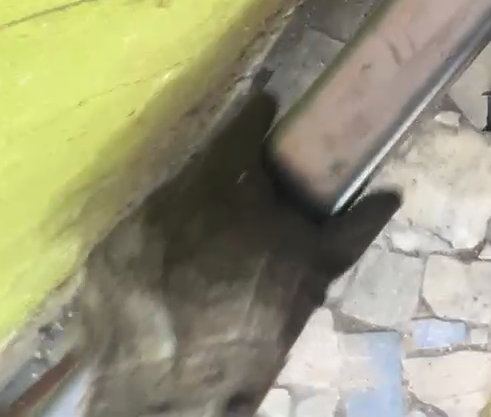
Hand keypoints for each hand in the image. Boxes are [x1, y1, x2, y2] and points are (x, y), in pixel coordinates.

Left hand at [76, 93, 397, 416]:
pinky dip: (164, 237)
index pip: (236, 136)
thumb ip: (355, 224)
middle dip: (226, 167)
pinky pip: (138, 239)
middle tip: (252, 174)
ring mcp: (121, 242)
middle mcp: (162, 206)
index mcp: (218, 192)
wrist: (179, 395)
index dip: (255, 116)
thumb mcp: (319, 266)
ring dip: (194, 203)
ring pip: (165, 204)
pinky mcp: (97, 277)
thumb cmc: (258, 317)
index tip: (269, 103)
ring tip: (220, 218)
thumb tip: (392, 194)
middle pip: (198, 170)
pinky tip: (185, 256)